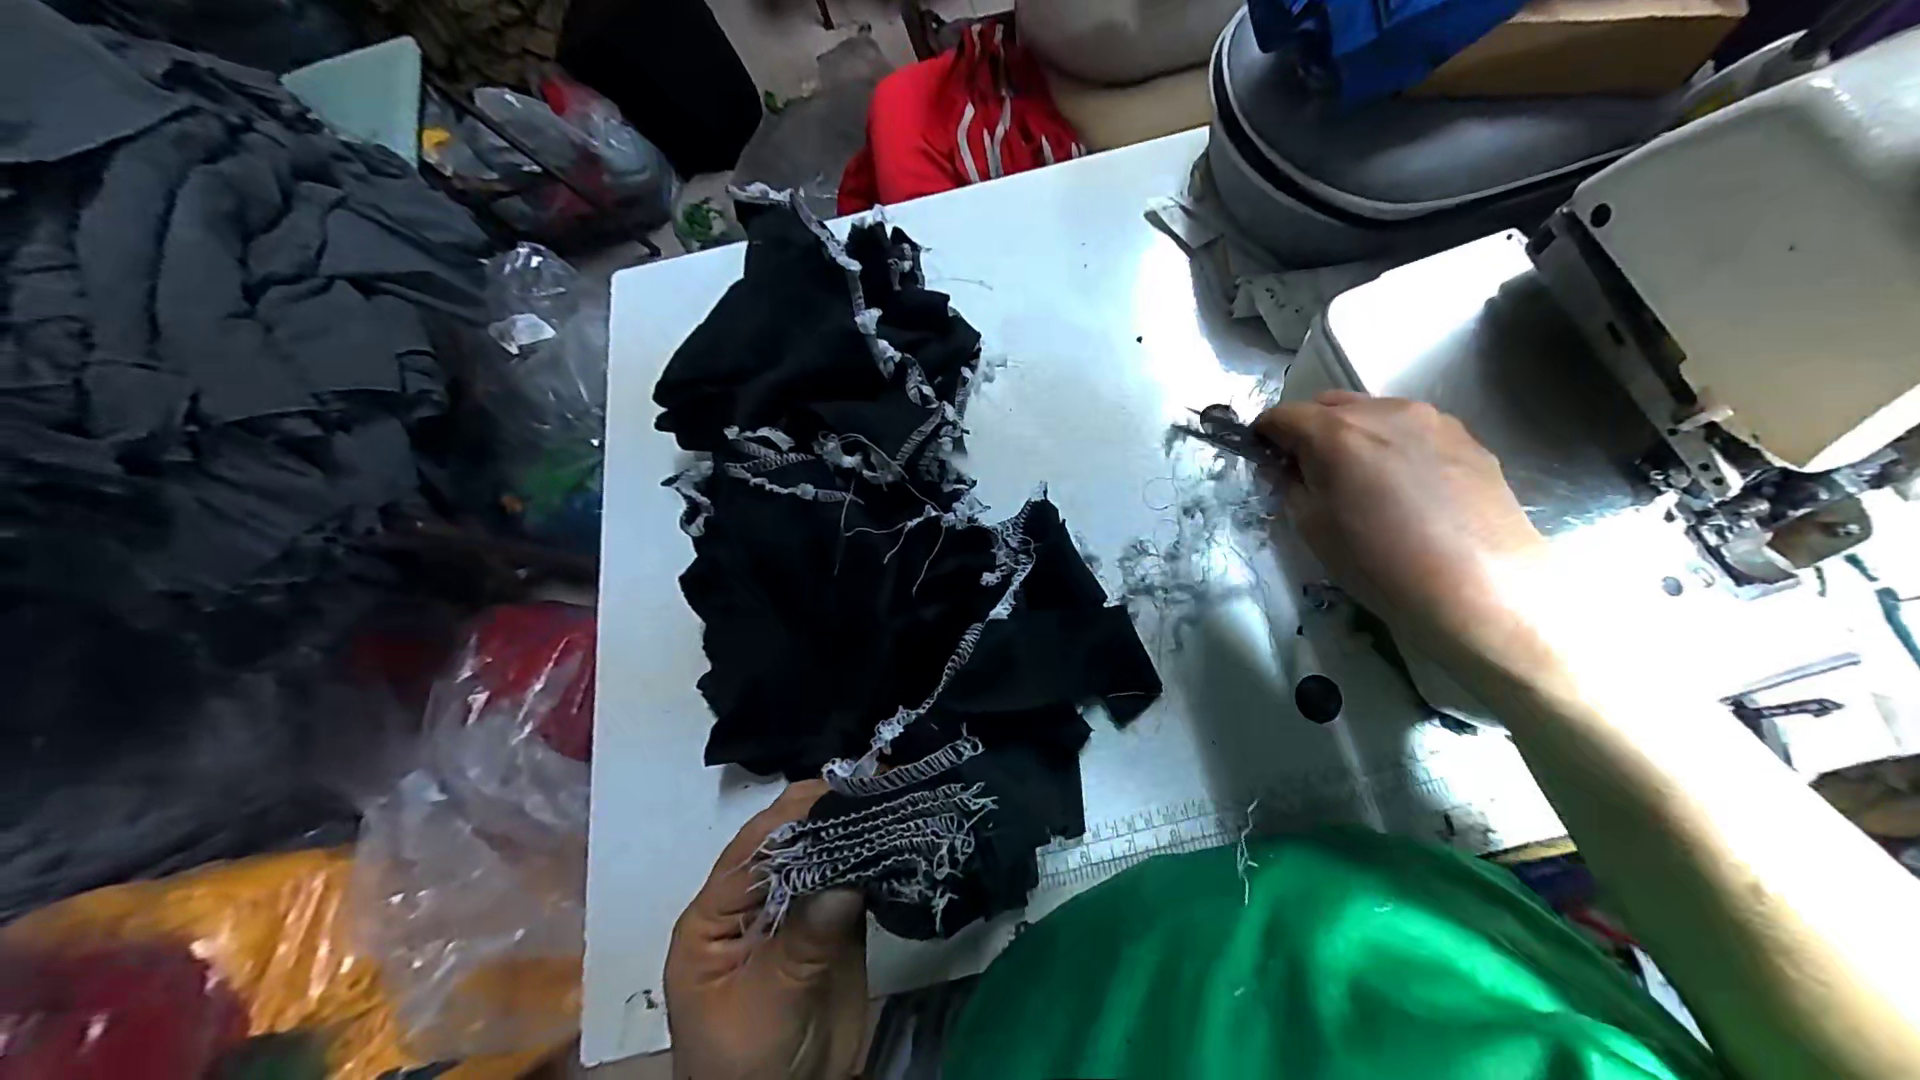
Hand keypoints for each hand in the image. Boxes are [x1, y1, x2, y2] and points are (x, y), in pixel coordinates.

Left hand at [665, 782, 866, 1079]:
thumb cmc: (747, 1066)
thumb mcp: (766, 1005)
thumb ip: (802, 942)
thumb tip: (845, 879)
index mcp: (713, 914)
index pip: (753, 851)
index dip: (795, 820)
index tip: (842, 793)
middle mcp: (751, 898)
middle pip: (785, 839)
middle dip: (824, 810)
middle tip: (874, 786)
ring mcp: (793, 906)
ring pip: (819, 850)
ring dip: (849, 825)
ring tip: (890, 796)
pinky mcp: (831, 919)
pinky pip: (848, 876)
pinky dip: (868, 854)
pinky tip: (893, 832)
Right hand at [1255, 392, 1551, 674]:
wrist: (1480, 587)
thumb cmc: (1378, 562)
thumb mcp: (1312, 528)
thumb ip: (1290, 485)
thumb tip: (1286, 467)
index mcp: (1337, 432)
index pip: (1283, 415)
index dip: (1264, 435)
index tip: (1263, 458)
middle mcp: (1384, 411)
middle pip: (1329, 405)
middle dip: (1308, 430)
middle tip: (1307, 470)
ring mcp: (1432, 420)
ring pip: (1373, 413)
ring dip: (1352, 434)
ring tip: (1359, 478)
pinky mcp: (1467, 438)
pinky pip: (1411, 430)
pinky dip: (1391, 445)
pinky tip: (1402, 486)